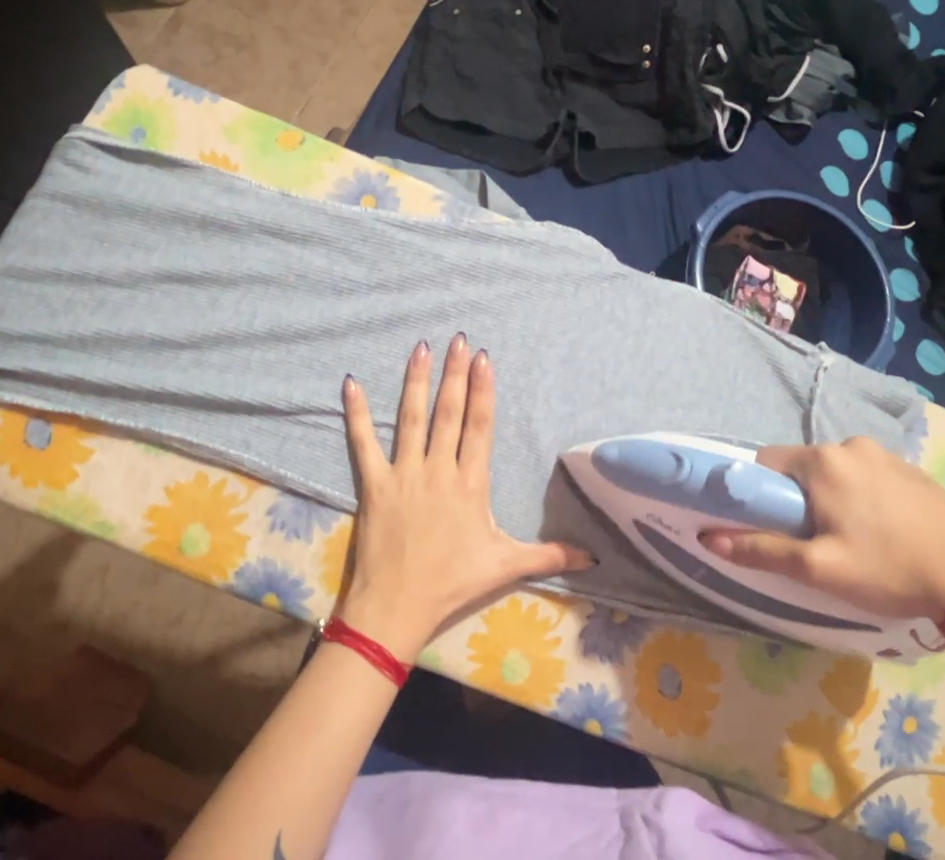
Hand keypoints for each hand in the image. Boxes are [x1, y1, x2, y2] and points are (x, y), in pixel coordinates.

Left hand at [335, 335, 593, 658]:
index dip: (483, 390)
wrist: (397, 606)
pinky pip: (363, 443)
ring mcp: (404, 474)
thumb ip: (549, 555)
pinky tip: (351, 383)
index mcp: (471, 483)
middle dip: (455, 373)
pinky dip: (357, 413)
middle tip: (458, 339)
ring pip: (411, 418)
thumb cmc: (453, 583)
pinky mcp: (373, 484)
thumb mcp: (506, 566)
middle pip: (449, 412)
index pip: (479, 426)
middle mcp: (438, 469)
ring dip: (416, 381)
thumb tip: (593, 557)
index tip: (484, 358)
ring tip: (420, 348)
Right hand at [699, 437, 944, 619]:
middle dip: (795, 499)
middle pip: (800, 467)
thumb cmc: (888, 570)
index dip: (758, 495)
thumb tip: (709, 537)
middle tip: (810, 541)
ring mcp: (884, 453)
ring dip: (827, 497)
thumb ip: (761, 549)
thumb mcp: (817, 568)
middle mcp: (850, 444)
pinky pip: (863, 475)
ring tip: (847, 539)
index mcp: (823, 461)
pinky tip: (876, 530)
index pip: (765, 463)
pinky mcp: (908, 467)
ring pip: (833, 472)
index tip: (769, 526)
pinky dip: (857, 496)